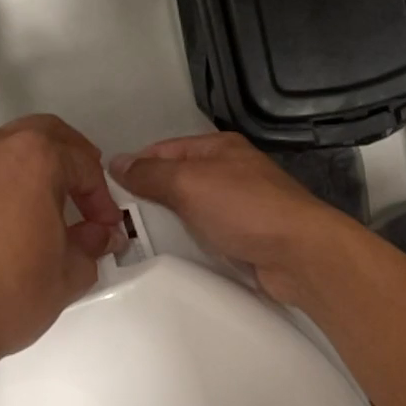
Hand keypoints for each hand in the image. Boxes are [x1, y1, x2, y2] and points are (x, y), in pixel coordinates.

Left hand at [0, 115, 124, 374]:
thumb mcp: (67, 276)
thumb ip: (89, 247)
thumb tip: (93, 238)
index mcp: (33, 160)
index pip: (82, 162)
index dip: (100, 194)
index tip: (101, 222)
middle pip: (37, 136)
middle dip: (64, 160)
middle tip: (77, 193)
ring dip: (17, 177)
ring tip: (27, 217)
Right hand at [111, 133, 358, 303]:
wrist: (299, 253)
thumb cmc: (245, 208)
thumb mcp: (190, 182)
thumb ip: (151, 174)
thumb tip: (117, 162)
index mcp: (219, 149)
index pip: (165, 150)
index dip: (136, 167)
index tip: (105, 192)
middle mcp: (231, 172)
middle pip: (178, 182)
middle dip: (150, 200)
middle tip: (116, 225)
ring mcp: (241, 207)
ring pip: (193, 212)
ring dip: (170, 226)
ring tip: (136, 245)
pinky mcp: (247, 238)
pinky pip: (209, 237)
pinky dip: (192, 244)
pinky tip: (175, 257)